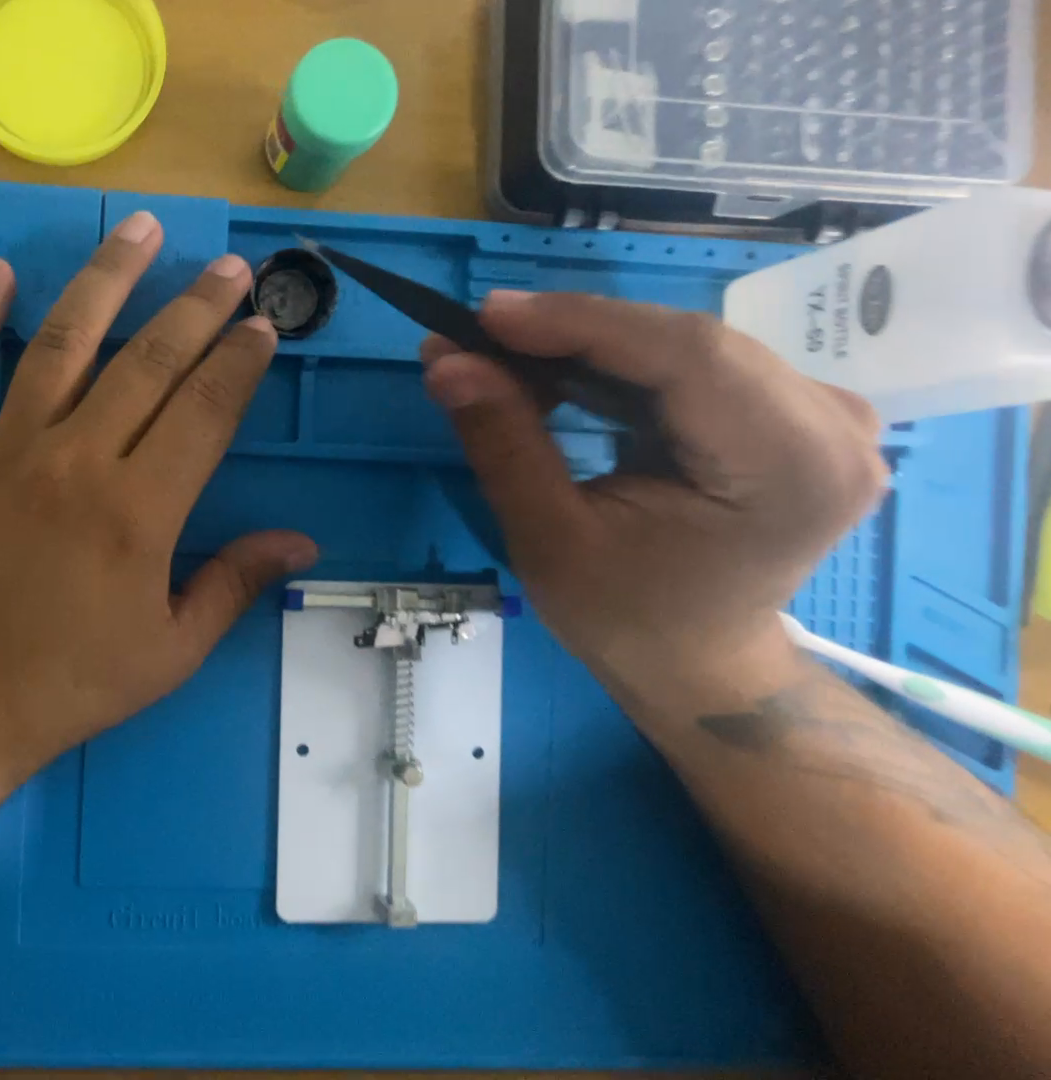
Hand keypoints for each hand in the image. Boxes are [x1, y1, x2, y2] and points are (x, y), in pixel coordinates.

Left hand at [0, 212, 317, 778]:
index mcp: (139, 511)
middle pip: (147, 361)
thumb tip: (303, 541)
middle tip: (229, 267)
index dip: (240, 361)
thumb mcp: (170, 651)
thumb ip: (235, 583)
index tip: (264, 325)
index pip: (205, 410)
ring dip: (104, 280)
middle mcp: (75, 460)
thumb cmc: (69, 686)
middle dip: (196, 307)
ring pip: (61, 343)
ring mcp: (3, 449)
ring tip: (138, 229)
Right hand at [422, 292, 886, 710]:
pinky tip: (558, 378)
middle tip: (478, 337)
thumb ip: (502, 442)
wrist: (696, 663)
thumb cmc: (624, 617)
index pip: (689, 355)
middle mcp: (833, 424)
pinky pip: (695, 365)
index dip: (581, 322)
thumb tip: (445, 360)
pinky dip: (618, 366)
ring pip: (687, 346)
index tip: (486, 314)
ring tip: (504, 361)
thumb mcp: (548, 538)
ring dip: (589, 348)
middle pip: (689, 343)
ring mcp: (824, 413)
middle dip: (574, 334)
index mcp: (791, 467)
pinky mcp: (795, 414)